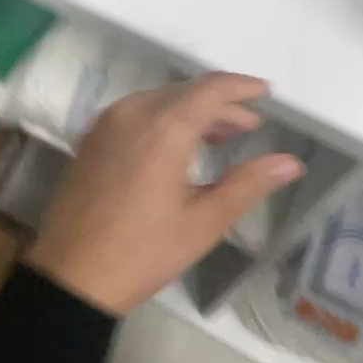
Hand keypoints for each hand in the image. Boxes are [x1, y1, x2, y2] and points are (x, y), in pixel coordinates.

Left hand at [25, 73, 304, 315]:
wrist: (72, 274)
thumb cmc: (143, 251)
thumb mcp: (203, 222)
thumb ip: (247, 184)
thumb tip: (290, 162)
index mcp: (164, 127)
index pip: (211, 89)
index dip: (242, 87)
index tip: (267, 93)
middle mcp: (133, 112)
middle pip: (185, 92)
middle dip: (221, 104)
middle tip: (250, 126)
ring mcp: (108, 122)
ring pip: (160, 99)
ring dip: (192, 111)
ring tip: (220, 136)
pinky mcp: (92, 137)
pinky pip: (136, 112)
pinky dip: (164, 118)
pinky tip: (178, 145)